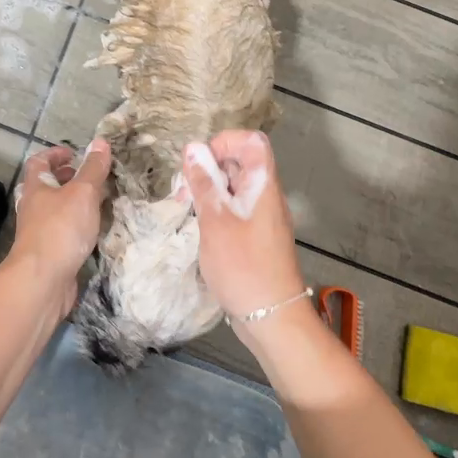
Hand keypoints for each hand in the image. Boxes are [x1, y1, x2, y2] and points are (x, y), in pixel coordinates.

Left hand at [6, 140, 112, 309]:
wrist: (43, 279)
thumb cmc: (60, 229)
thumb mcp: (82, 193)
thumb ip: (93, 169)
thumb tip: (100, 141)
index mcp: (36, 187)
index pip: (39, 162)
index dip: (54, 154)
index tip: (74, 153)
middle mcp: (33, 207)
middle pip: (45, 186)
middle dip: (65, 178)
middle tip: (88, 176)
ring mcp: (39, 231)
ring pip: (55, 210)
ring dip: (73, 202)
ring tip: (97, 200)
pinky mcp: (49, 253)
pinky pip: (62, 231)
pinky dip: (76, 225)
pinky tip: (93, 229)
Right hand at [181, 131, 307, 339]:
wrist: (271, 316)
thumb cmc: (243, 266)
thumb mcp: (215, 221)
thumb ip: (203, 182)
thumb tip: (193, 148)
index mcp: (262, 185)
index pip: (251, 141)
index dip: (223, 143)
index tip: (200, 165)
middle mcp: (266, 195)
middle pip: (240, 162)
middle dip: (209, 168)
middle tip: (186, 193)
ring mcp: (262, 216)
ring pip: (234, 187)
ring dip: (209, 191)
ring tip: (189, 211)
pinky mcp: (256, 235)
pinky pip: (235, 208)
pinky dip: (216, 211)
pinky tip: (202, 229)